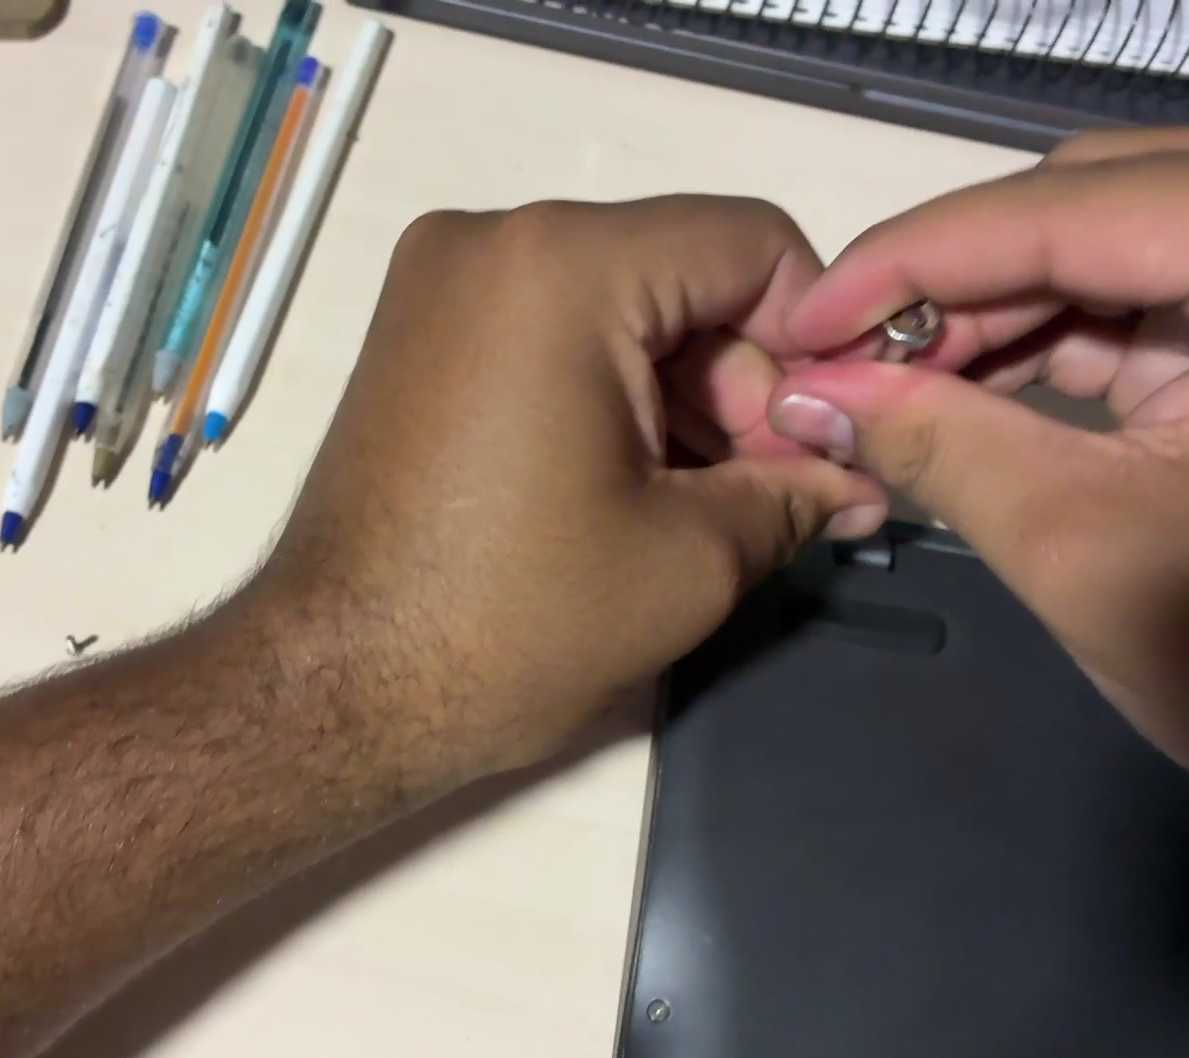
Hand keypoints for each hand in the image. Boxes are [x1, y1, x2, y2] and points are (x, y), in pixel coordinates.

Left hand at [255, 197, 886, 783]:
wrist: (337, 682)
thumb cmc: (510, 624)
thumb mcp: (687, 561)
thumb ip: (793, 492)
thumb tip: (852, 476)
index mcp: (560, 265)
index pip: (748, 245)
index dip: (814, 338)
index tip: (827, 431)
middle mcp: (486, 243)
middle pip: (675, 280)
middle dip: (741, 386)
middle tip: (776, 489)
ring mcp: (436, 290)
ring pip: (612, 313)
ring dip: (678, 401)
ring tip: (712, 503)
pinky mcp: (416, 343)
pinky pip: (546, 339)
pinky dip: (607, 398)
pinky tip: (636, 483)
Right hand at [767, 129, 1188, 877]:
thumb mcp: (1080, 547)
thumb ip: (932, 447)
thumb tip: (803, 398)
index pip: (1070, 207)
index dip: (906, 261)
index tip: (802, 326)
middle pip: (1084, 207)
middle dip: (937, 289)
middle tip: (838, 366)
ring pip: (1095, 250)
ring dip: (970, 319)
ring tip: (880, 388)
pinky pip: (1121, 304)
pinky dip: (1019, 347)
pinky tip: (948, 393)